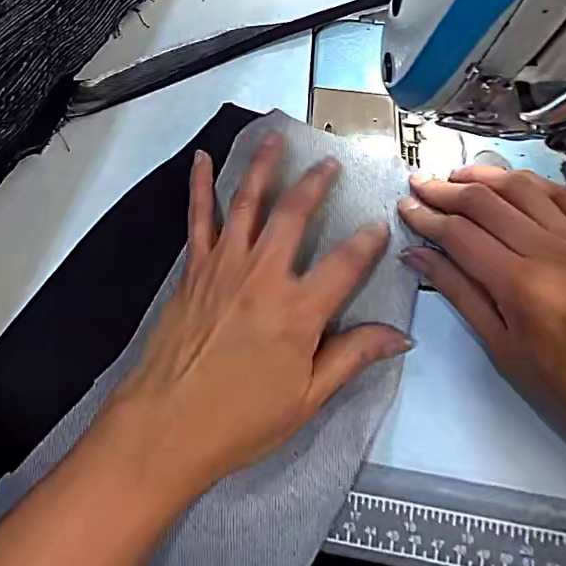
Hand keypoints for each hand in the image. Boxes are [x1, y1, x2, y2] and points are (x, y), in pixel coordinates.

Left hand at [99, 134, 411, 495]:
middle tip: (329, 164)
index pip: (346, 263)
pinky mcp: (195, 268)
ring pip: (248, 202)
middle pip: (295, 213)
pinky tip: (203, 160)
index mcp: (298, 311)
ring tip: (275, 138)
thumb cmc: (239, 420)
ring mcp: (225, 265)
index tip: (379, 225)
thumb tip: (399, 336)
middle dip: (316, 183)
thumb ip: (353, 357)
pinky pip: (199, 217)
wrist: (165, 428)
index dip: (368, 242)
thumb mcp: (308, 398)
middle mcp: (263, 276)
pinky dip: (201, 185)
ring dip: (264, 166)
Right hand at [396, 165, 565, 453]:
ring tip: (454, 175)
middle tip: (418, 184)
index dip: (426, 217)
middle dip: (444, 190)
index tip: (404, 207)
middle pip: (485, 202)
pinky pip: (559, 195)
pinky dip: (528, 182)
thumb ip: (459, 293)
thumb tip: (419, 256)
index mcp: (522, 285)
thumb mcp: (504, 350)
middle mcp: (549, 251)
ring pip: (521, 187)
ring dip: (483, 175)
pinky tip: (509, 181)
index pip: (459, 234)